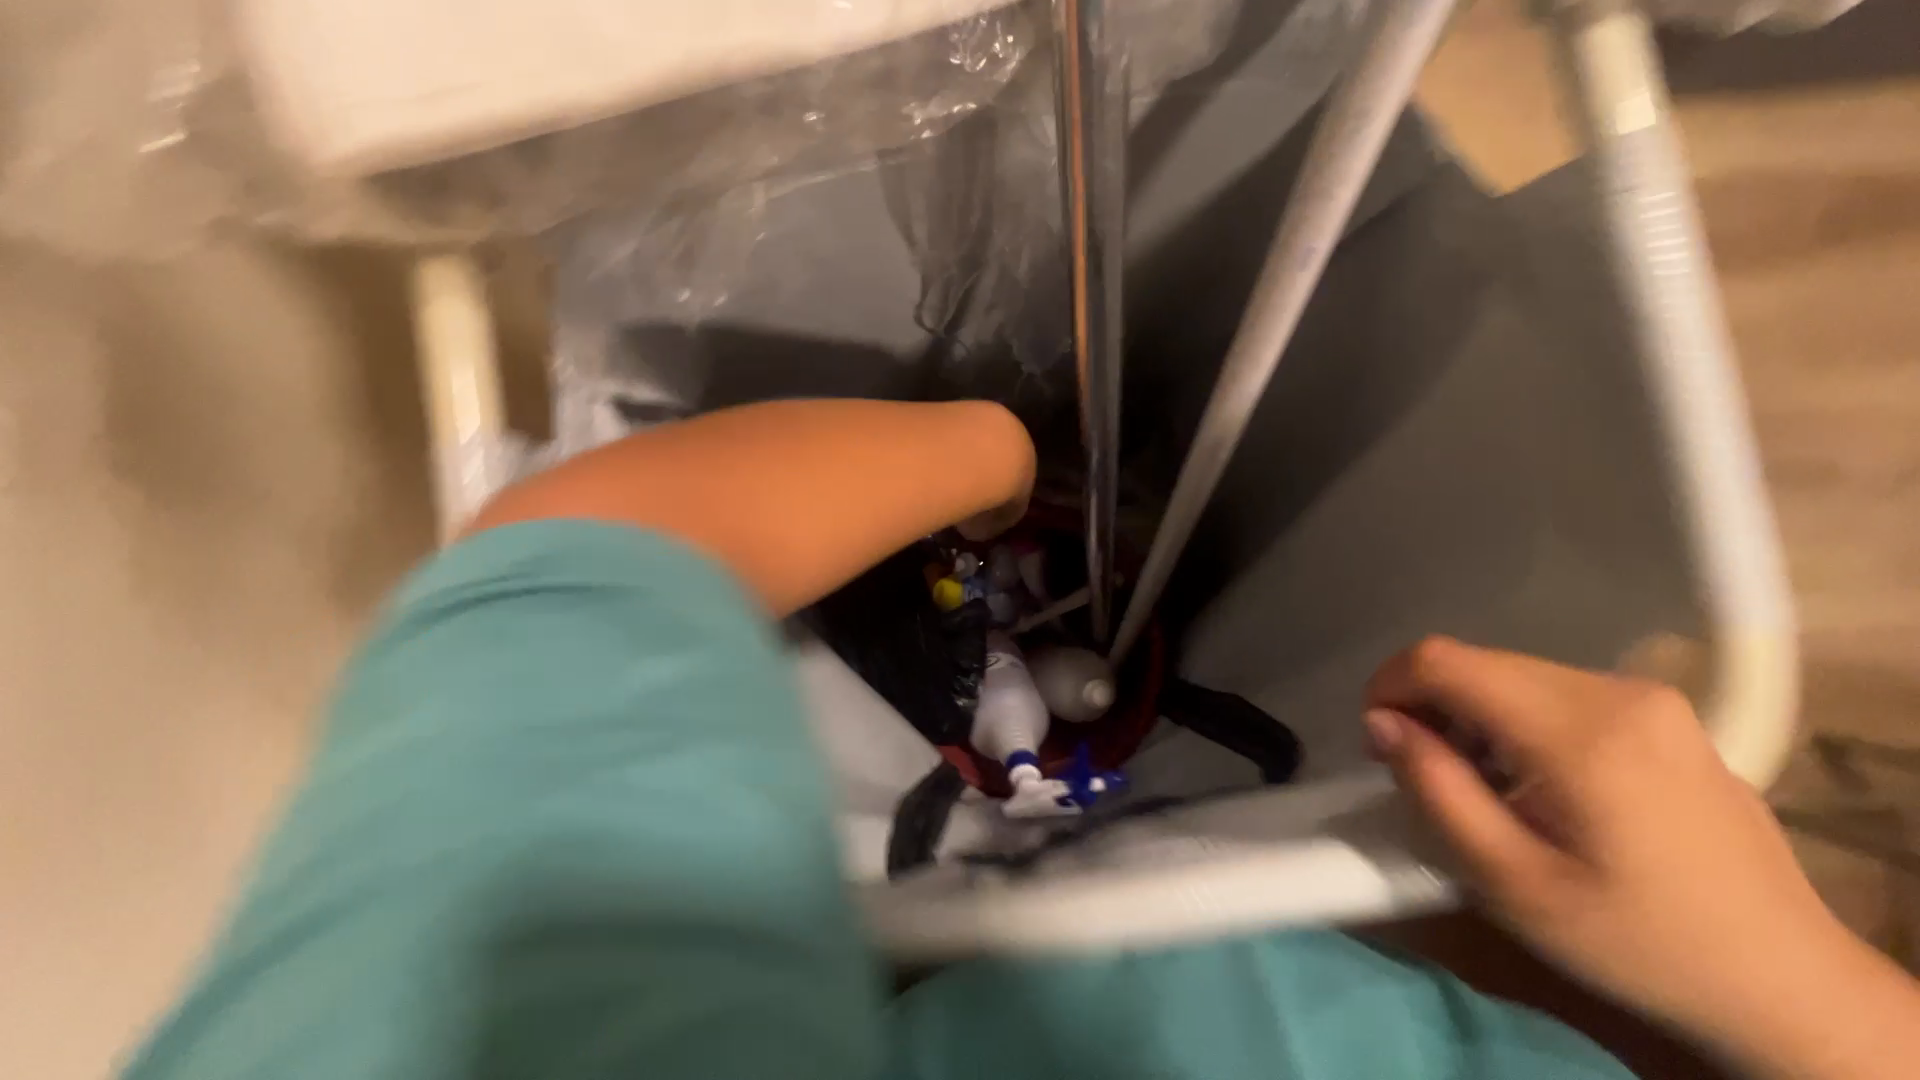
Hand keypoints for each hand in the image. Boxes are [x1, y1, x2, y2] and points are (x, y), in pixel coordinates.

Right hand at [1360, 638, 1862, 1055]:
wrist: (1784, 983)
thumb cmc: (1633, 940)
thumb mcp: (1509, 881)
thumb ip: (1434, 788)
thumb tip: (1380, 722)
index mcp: (1578, 729)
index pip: (1443, 660)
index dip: (1388, 687)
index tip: (1378, 744)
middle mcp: (1616, 691)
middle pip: (1478, 663)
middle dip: (1428, 706)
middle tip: (1422, 773)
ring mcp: (1650, 699)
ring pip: (1514, 673)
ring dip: (1471, 714)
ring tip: (1478, 783)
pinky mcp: (1666, 715)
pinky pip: (1557, 691)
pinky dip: (1515, 720)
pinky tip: (1532, 780)